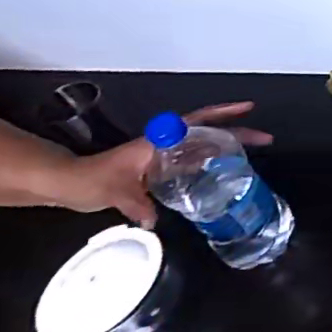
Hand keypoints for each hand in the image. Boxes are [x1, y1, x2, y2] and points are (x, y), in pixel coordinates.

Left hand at [59, 102, 273, 227]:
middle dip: (237, 131)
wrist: (67, 183)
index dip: (223, 114)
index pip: (197, 121)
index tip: (249, 108)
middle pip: (209, 131)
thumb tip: (154, 222)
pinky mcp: (160, 168)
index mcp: (160, 141)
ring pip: (204, 144)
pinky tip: (222, 173)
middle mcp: (166, 143)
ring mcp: (164, 155)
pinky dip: (212, 162)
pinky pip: (194, 160)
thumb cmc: (90, 179)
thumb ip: (137, 205)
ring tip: (251, 154)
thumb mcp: (115, 192)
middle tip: (264, 138)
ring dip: (228, 146)